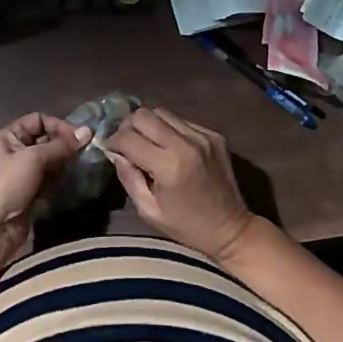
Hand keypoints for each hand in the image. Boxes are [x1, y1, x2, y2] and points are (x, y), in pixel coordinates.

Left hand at [0, 114, 91, 242]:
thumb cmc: (8, 184)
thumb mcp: (33, 159)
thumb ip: (61, 145)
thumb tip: (87, 131)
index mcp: (9, 136)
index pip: (37, 120)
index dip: (57, 125)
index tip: (79, 136)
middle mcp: (15, 150)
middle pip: (45, 139)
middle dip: (63, 143)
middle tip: (84, 151)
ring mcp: (23, 172)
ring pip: (50, 159)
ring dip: (63, 161)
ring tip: (79, 164)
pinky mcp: (31, 190)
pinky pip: (49, 176)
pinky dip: (59, 176)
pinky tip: (70, 178)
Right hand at [107, 108, 255, 262]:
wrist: (232, 229)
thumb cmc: (186, 226)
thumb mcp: (149, 210)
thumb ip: (128, 177)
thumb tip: (114, 152)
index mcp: (168, 166)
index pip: (128, 138)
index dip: (113, 141)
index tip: (110, 149)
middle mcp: (185, 144)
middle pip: (143, 115)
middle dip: (129, 126)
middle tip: (127, 143)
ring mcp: (202, 136)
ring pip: (162, 112)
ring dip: (149, 124)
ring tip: (147, 142)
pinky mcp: (213, 134)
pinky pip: (181, 120)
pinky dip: (169, 129)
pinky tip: (170, 146)